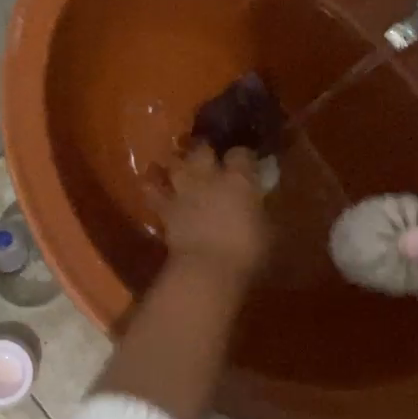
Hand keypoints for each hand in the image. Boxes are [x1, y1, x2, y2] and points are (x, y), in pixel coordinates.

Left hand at [153, 147, 271, 285]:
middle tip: (207, 155)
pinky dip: (151, 184)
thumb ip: (258, 208)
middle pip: (202, 149)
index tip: (246, 162)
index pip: (240, 153)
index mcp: (239, 179)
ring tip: (179, 164)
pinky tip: (150, 181)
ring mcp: (183, 191)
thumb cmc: (247, 251)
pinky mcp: (164, 208)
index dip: (242, 155)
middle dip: (204, 149)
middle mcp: (208, 177)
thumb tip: (257, 201)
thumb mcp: (266, 229)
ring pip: (174, 163)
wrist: (208, 269)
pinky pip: (152, 190)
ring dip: (176, 162)